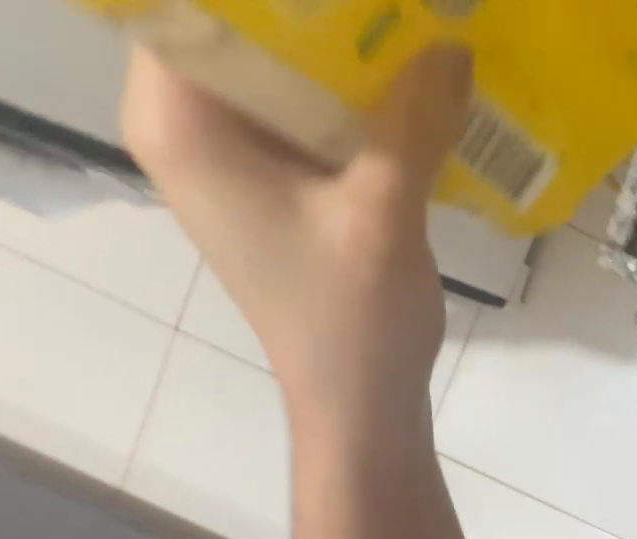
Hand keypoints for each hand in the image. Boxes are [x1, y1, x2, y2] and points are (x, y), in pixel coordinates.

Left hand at [121, 47, 471, 433]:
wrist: (362, 401)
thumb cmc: (352, 316)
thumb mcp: (385, 215)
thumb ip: (413, 125)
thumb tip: (454, 47)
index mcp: (183, 123)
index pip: (194, 7)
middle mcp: (194, 129)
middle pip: (242, 35)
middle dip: (320, 19)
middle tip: (397, 11)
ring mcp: (239, 163)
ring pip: (284, 78)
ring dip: (349, 64)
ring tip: (415, 44)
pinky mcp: (282, 190)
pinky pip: (313, 124)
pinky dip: (361, 109)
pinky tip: (415, 103)